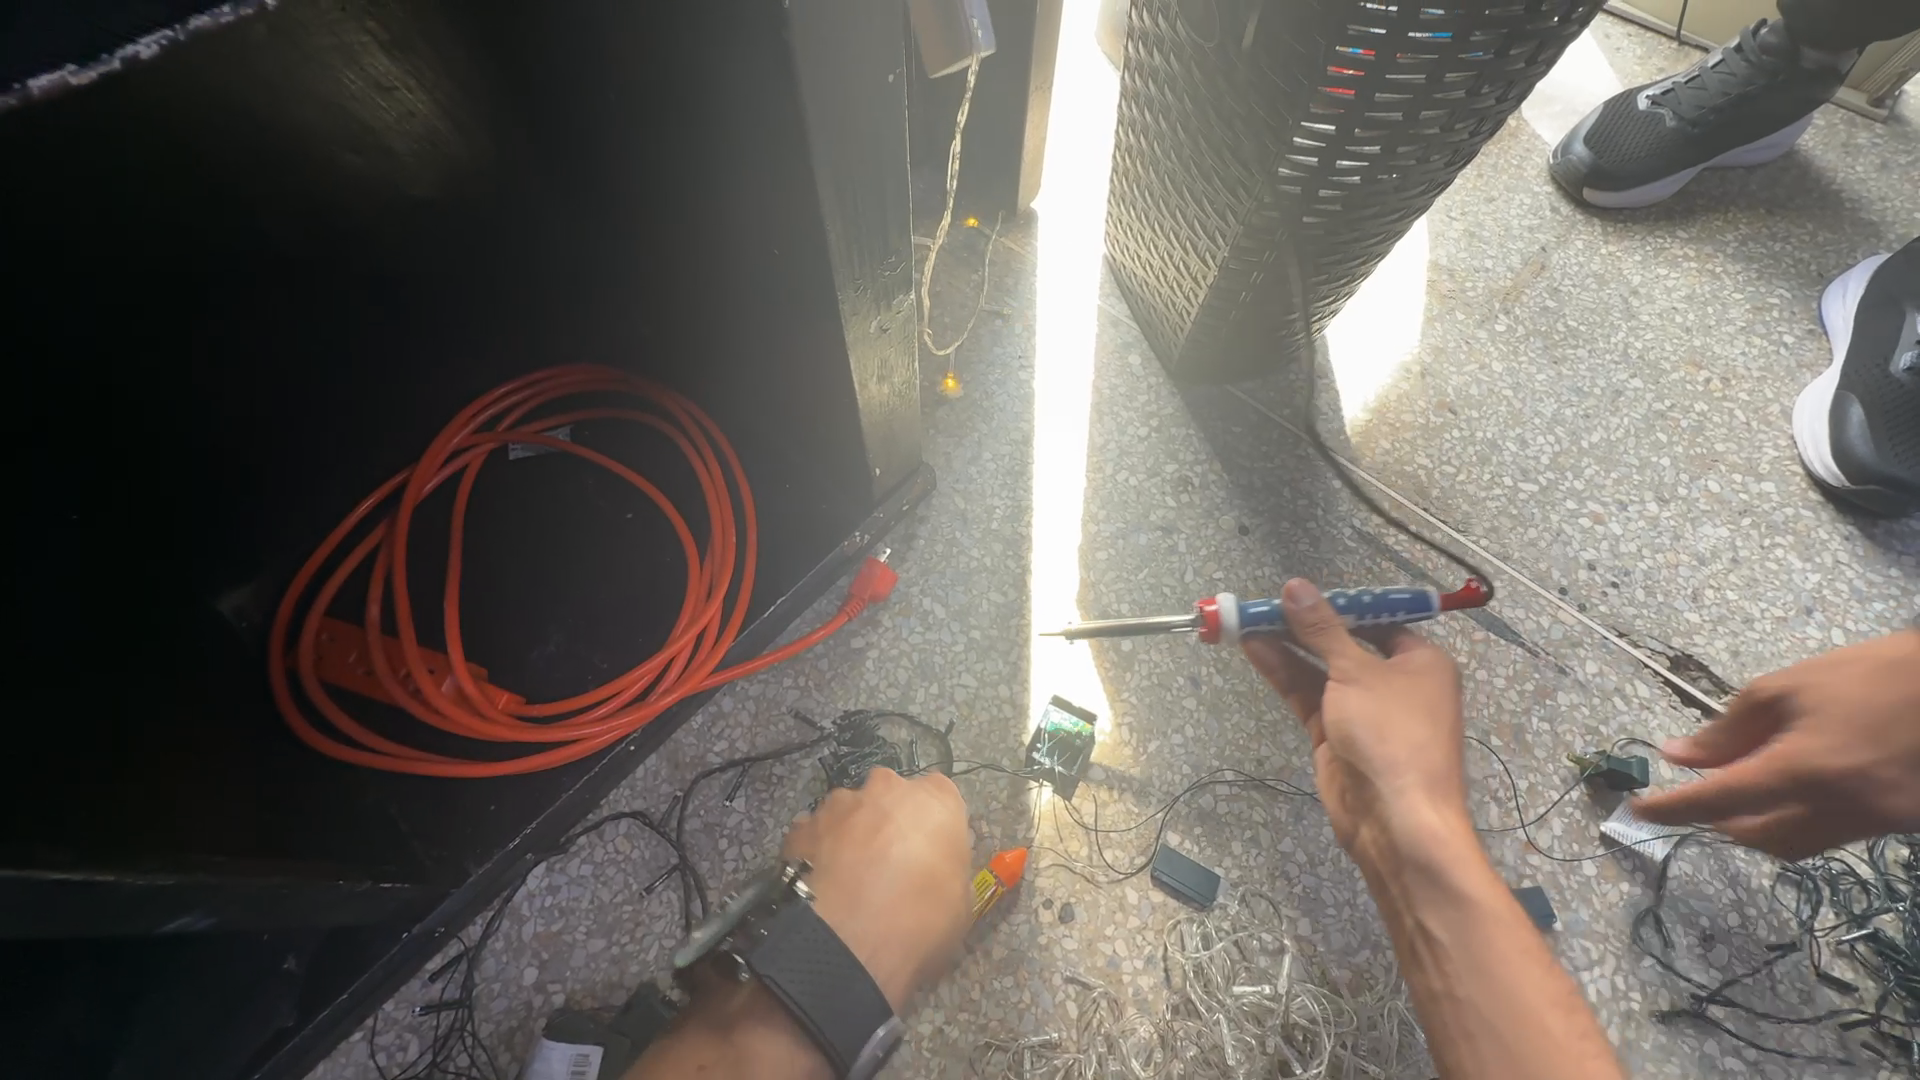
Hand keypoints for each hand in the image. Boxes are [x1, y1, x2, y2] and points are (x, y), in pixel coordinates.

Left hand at [779, 768, 972, 1008]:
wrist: (847, 945)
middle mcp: (887, 788)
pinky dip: (816, 851)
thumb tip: (934, 874)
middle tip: (888, 864)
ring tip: (847, 880)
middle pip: (890, 796)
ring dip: (850, 834)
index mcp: (935, 799)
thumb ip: (947, 871)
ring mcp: (839, 804)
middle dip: (888, 821)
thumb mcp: (961, 904)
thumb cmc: (920, 923)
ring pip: (849, 812)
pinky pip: (813, 834)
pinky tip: (817, 885)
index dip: (933, 825)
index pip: (940, 796)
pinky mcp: (802, 827)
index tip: (929, 853)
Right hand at [1242, 578, 1468, 866]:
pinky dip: (1283, 672)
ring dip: (1285, 647)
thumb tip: (1294, 585)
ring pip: (1318, 668)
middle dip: (1303, 626)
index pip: (1377, 621)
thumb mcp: (1355, 671)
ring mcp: (1361, 709)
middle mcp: (1393, 682)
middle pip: (1342, 643)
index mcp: (1419, 661)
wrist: (1396, 818)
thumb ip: (1321, 629)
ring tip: (1245, 622)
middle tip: (1262, 605)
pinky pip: (1306, 693)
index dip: (1338, 605)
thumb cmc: (1392, 733)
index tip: (1299, 592)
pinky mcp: (1334, 732)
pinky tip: (1254, 650)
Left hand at [1635, 630, 1919, 860]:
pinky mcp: (1912, 820)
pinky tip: (1790, 787)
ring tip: (1737, 787)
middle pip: (1766, 838)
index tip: (1639, 811)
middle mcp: (1852, 807)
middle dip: (1721, 822)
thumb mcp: (1780, 692)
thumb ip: (1725, 732)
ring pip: (1805, 842)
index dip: (1674, 809)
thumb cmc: (1869, 676)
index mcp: (1809, 770)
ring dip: (1762, 823)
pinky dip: (1802, 816)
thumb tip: (1677, 756)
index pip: (1722, 801)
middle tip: (1695, 795)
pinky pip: (1841, 831)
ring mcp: (1891, 820)